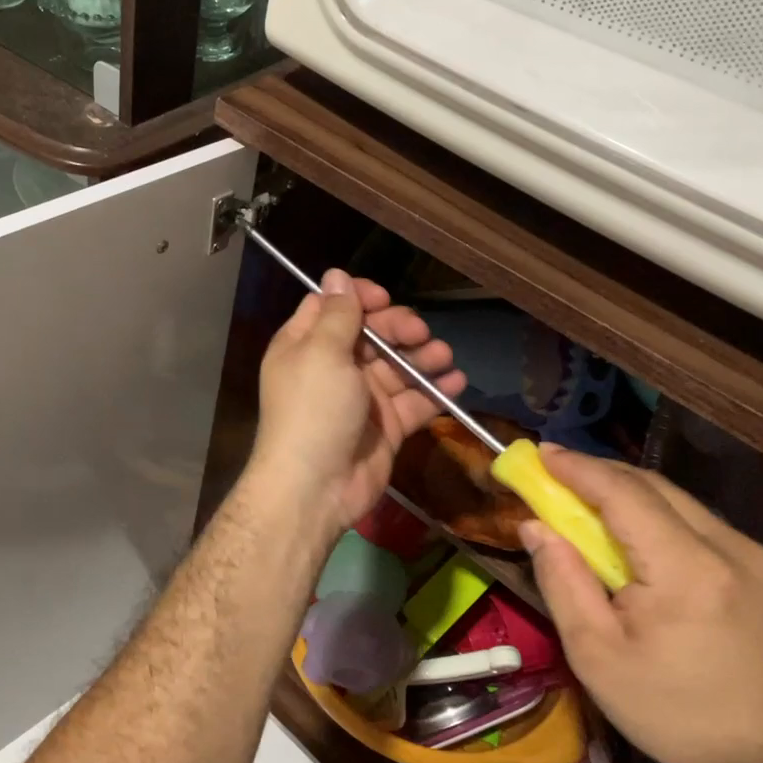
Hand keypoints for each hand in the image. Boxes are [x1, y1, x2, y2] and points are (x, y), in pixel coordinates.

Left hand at [246, 268, 464, 533]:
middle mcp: (332, 368)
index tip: (384, 299)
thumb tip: (336, 274)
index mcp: (305, 346)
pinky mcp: (384, 426)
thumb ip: (337, 315)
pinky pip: (414, 401)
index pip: (331, 308)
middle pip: (370, 335)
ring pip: (397, 366)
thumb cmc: (313, 411)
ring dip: (422, 357)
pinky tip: (457, 382)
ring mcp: (360, 398)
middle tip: (420, 332)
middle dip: (397, 327)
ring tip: (445, 356)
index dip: (359, 298)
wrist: (315, 488)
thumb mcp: (321, 353)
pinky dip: (435, 391)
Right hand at [520, 446, 762, 762]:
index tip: (540, 453)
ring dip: (631, 496)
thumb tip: (535, 525)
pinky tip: (636, 538)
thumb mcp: (595, 652)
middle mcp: (735, 552)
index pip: (626, 495)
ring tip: (587, 504)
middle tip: (554, 474)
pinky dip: (660, 519)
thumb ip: (562, 579)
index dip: (579, 469)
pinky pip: (703, 526)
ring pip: (682, 503)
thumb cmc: (668, 712)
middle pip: (656, 488)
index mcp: (689, 572)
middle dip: (600, 475)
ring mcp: (760, 560)